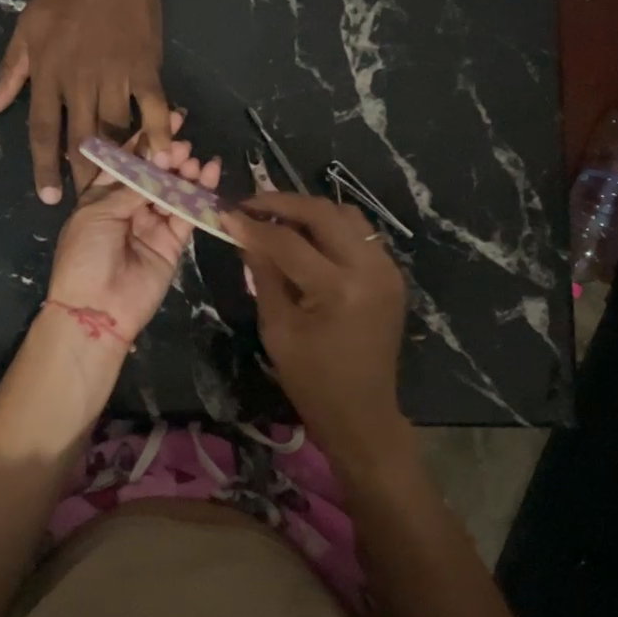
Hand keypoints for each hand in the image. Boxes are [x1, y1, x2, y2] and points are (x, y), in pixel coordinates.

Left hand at [0, 0, 172, 204]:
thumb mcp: (27, 27)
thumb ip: (11, 70)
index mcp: (47, 73)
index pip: (42, 130)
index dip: (44, 167)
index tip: (49, 197)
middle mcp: (78, 81)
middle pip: (80, 139)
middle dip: (85, 175)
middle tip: (91, 204)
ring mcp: (114, 75)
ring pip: (115, 130)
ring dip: (120, 162)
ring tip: (124, 189)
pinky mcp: (145, 68)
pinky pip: (152, 109)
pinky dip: (157, 134)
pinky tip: (162, 157)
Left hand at [44, 113, 219, 341]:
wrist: (96, 307)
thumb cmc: (85, 254)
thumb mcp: (98, 213)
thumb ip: (131, 187)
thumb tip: (156, 163)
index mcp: (101, 196)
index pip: (125, 161)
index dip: (143, 141)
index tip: (163, 119)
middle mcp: (127, 207)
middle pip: (153, 173)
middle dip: (168, 154)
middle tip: (182, 141)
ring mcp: (151, 224)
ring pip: (173, 190)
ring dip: (184, 172)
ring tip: (194, 159)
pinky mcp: (172, 242)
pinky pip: (188, 213)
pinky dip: (200, 195)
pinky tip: (209, 174)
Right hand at [227, 194, 409, 463]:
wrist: (362, 413)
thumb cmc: (311, 379)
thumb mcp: (276, 327)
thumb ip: (263, 273)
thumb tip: (244, 232)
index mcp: (338, 289)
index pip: (287, 241)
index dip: (253, 225)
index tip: (225, 213)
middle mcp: (370, 269)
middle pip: (322, 213)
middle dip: (283, 203)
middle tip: (250, 203)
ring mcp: (387, 269)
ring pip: (346, 215)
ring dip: (310, 211)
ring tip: (277, 216)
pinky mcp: (391, 274)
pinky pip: (360, 234)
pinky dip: (331, 227)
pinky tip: (306, 236)